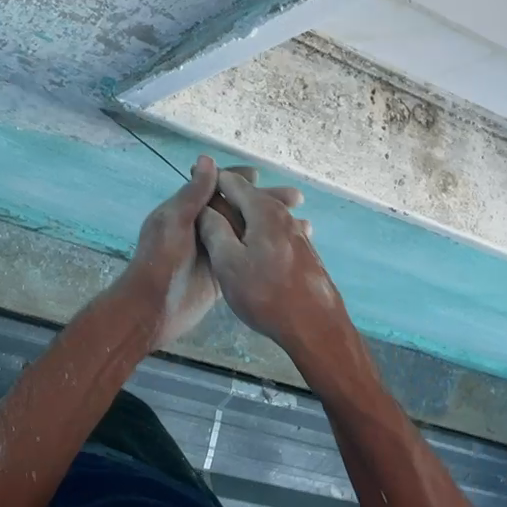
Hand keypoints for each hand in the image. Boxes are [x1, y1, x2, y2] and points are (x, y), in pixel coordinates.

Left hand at [121, 158, 305, 349]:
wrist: (153, 310)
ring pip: (247, 231)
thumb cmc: (161, 261)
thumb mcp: (175, 222)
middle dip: (265, 201)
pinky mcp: (223, 272)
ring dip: (271, 225)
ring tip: (304, 224)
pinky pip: (247, 255)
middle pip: (238, 207)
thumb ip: (193, 193)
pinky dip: (266, 249)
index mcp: (187, 210)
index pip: (216, 187)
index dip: (238, 180)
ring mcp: (214, 250)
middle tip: (296, 198)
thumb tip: (207, 159)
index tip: (261, 175)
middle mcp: (202, 227)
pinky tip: (290, 248)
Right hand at [196, 169, 345, 356]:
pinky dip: (256, 234)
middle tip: (201, 212)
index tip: (191, 180)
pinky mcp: (303, 253)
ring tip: (220, 232)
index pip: (231, 181)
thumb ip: (214, 230)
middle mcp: (283, 215)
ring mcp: (296, 233)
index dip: (209, 180)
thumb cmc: (266, 294)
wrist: (315, 327)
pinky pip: (272, 233)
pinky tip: (248, 251)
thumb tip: (205, 208)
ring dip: (241, 219)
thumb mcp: (228, 263)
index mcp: (264, 210)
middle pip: (249, 197)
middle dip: (225, 199)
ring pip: (261, 216)